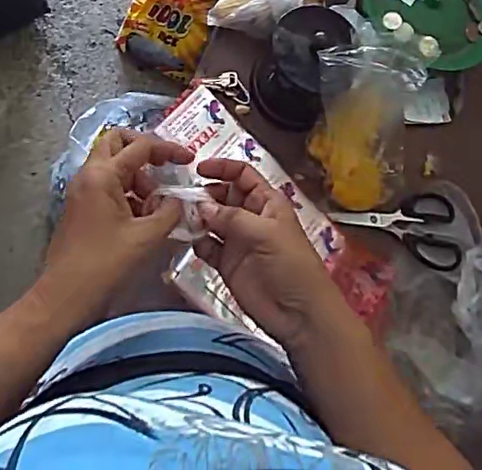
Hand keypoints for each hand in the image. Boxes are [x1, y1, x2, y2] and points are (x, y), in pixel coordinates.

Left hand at [40, 129, 193, 321]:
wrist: (64, 298)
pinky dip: (127, 191)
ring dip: (137, 175)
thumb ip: (169, 212)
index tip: (189, 159)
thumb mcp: (146, 237)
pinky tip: (142, 217)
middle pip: (117, 142)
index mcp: (102, 175)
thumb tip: (179, 200)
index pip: (140, 146)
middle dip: (144, 150)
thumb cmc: (104, 265)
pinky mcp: (81, 206)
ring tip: (156, 205)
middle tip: (164, 168)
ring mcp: (81, 190)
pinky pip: (107, 184)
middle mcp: (88, 174)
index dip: (168, 149)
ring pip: (113, 164)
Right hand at [193, 158, 354, 352]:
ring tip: (183, 219)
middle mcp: (250, 216)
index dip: (222, 168)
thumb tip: (202, 206)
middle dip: (205, 194)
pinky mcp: (227, 263)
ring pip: (211, 219)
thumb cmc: (290, 265)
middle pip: (222, 195)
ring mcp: (237, 239)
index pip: (242, 175)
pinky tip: (191, 240)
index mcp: (266, 201)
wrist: (299, 314)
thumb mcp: (266, 233)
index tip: (199, 168)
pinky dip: (197, 241)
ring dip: (197, 217)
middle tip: (187, 200)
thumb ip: (232, 217)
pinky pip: (207, 245)